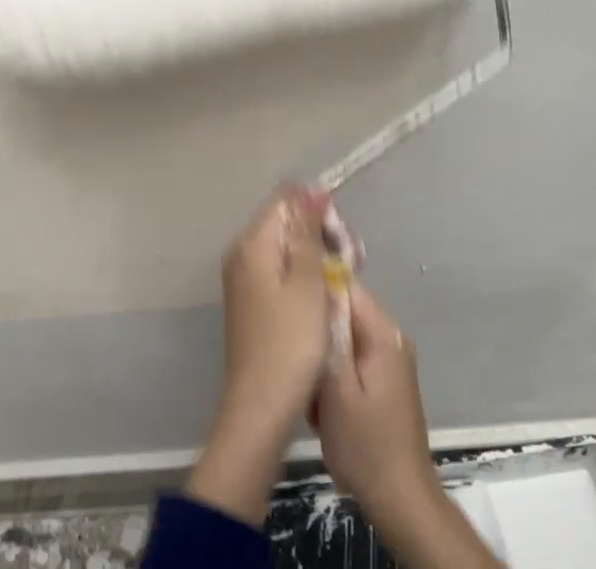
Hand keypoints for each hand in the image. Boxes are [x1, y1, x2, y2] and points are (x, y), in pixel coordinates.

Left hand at [186, 186, 331, 524]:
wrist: (261, 405)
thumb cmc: (291, 343)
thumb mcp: (307, 283)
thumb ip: (308, 233)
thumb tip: (311, 189)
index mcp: (252, 245)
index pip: (286, 201)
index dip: (318, 210)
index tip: (345, 238)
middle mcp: (242, 255)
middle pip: (285, 223)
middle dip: (321, 232)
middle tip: (353, 260)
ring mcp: (245, 281)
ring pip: (286, 249)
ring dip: (317, 256)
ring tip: (347, 277)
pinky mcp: (253, 303)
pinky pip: (281, 272)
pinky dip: (305, 276)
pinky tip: (327, 294)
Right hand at [311, 283, 435, 517]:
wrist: (399, 496)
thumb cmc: (364, 444)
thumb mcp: (336, 389)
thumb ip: (329, 338)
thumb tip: (320, 291)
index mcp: (383, 335)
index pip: (346, 289)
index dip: (314, 292)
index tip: (286, 310)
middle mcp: (390, 340)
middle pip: (343, 316)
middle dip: (316, 336)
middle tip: (298, 367)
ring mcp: (389, 363)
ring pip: (342, 343)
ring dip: (321, 363)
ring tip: (310, 396)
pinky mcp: (383, 384)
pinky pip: (349, 365)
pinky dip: (332, 381)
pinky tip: (323, 410)